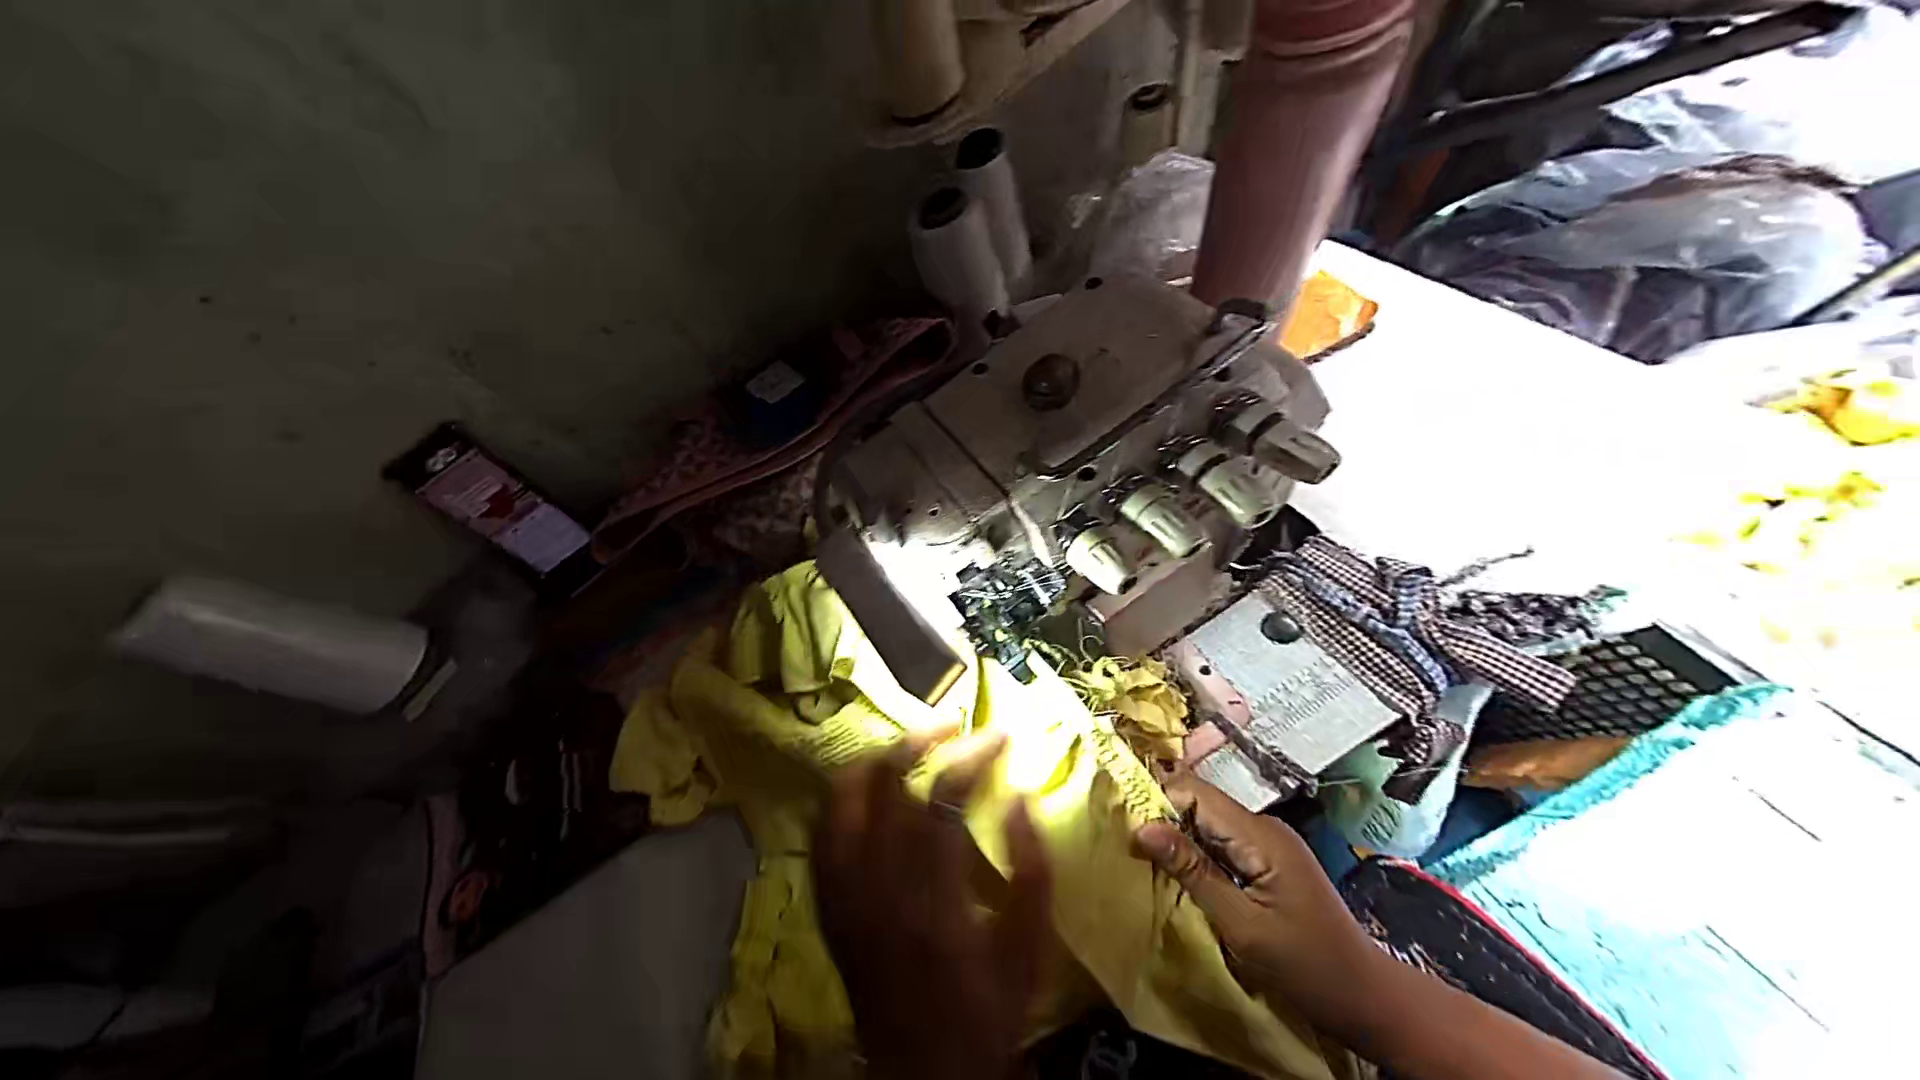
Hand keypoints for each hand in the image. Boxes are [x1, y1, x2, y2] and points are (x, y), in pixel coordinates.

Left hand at [813, 729, 1052, 1079]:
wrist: (925, 1071)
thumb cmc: (988, 1010)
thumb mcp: (1031, 948)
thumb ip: (1032, 870)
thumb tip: (1021, 796)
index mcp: (935, 901)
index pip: (944, 800)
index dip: (971, 756)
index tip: (998, 735)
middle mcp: (879, 890)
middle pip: (884, 788)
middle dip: (918, 741)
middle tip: (949, 724)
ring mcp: (845, 897)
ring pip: (841, 802)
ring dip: (875, 761)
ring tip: (907, 744)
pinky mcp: (830, 906)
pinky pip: (822, 834)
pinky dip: (844, 797)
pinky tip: (867, 784)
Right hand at [1135, 773, 1626, 1079]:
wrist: (1368, 998)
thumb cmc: (1307, 966)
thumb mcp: (1242, 925)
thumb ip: (1193, 871)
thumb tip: (1143, 827)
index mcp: (1260, 835)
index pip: (1196, 793)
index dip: (1157, 799)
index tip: (1121, 818)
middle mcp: (1264, 827)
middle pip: (1200, 802)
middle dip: (1163, 815)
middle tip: (1126, 838)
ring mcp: (1268, 842)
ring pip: (1208, 820)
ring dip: (1177, 834)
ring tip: (1144, 852)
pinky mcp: (1268, 859)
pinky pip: (1222, 840)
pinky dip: (1196, 850)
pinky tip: (1178, 869)